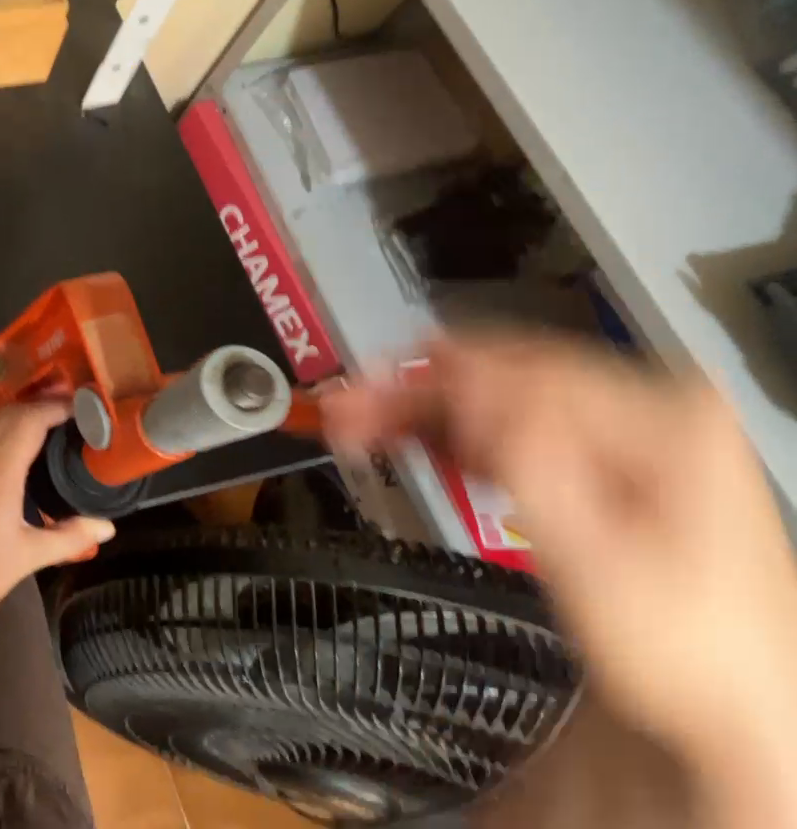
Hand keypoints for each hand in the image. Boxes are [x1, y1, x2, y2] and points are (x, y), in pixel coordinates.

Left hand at [0, 403, 115, 650]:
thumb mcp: (27, 556)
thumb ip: (70, 537)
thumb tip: (108, 526)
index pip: (30, 420)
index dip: (56, 408)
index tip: (80, 408)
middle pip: (7, 415)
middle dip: (38, 408)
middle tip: (68, 415)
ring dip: (13, 417)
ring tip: (42, 428)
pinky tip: (4, 448)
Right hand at [323, 333, 796, 767]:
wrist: (739, 707)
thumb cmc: (678, 645)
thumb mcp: (592, 553)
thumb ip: (524, 460)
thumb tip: (463, 393)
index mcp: (664, 424)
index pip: (521, 374)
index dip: (433, 381)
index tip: (362, 390)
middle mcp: (649, 413)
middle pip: (505, 379)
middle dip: (415, 392)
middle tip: (342, 408)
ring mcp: (628, 436)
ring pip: (500, 401)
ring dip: (424, 412)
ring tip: (355, 422)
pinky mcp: (604, 463)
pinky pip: (514, 429)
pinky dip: (457, 435)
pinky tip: (409, 440)